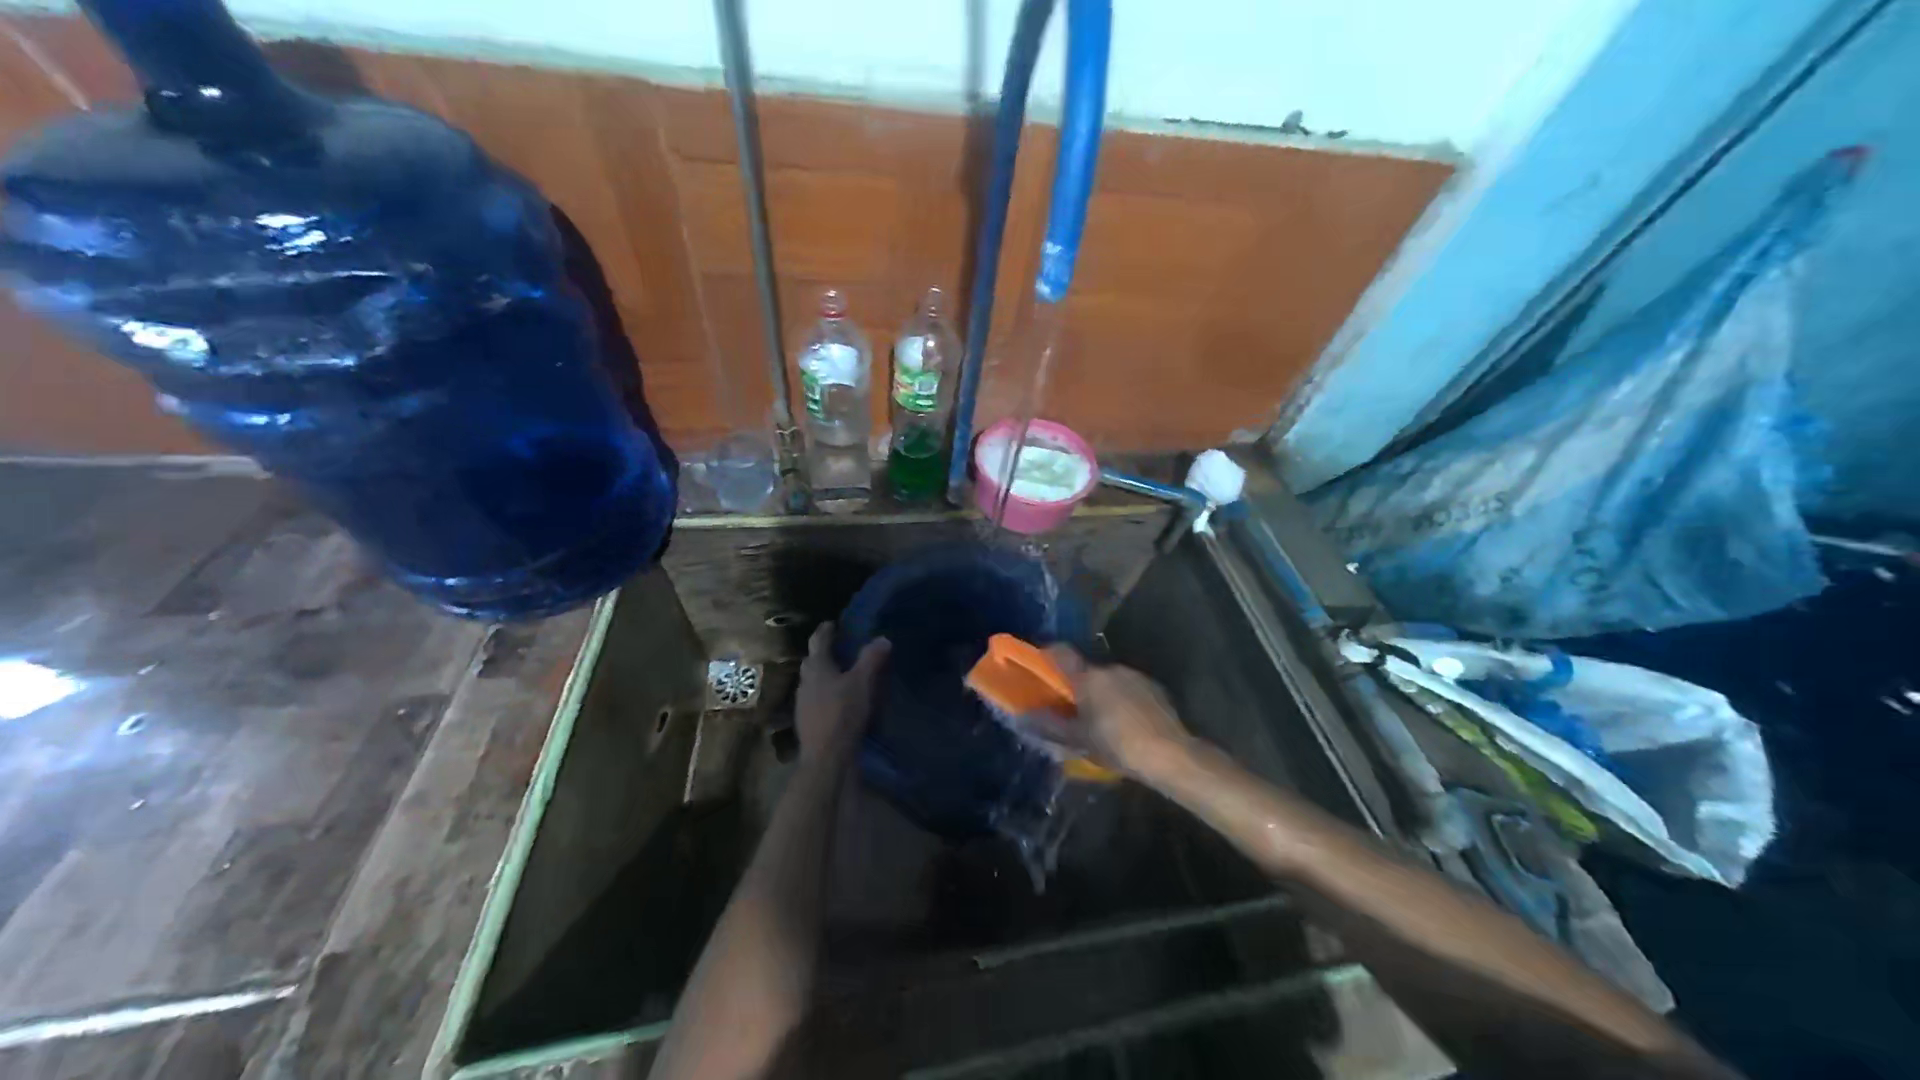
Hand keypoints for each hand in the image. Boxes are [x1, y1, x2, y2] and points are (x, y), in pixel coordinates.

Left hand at [794, 622, 889, 767]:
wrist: (827, 758)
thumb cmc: (843, 714)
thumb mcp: (862, 683)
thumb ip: (872, 659)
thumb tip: (882, 638)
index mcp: (817, 667)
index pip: (819, 641)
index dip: (826, 630)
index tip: (832, 623)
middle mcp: (806, 682)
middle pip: (812, 661)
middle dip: (824, 653)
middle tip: (840, 648)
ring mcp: (804, 704)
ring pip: (813, 682)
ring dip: (825, 676)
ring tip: (843, 675)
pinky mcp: (808, 722)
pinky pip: (817, 700)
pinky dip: (827, 695)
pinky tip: (840, 702)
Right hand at [1045, 646, 1193, 780]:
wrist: (1169, 754)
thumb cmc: (1117, 745)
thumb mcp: (1079, 740)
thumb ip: (1050, 725)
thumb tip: (1024, 715)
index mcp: (1088, 678)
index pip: (1062, 652)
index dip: (1049, 654)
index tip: (1041, 663)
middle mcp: (1111, 668)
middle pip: (1087, 670)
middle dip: (1080, 685)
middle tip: (1075, 709)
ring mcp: (1136, 676)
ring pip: (1110, 680)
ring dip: (1103, 693)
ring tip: (1104, 720)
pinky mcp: (1155, 687)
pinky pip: (1130, 688)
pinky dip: (1124, 699)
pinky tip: (1127, 722)